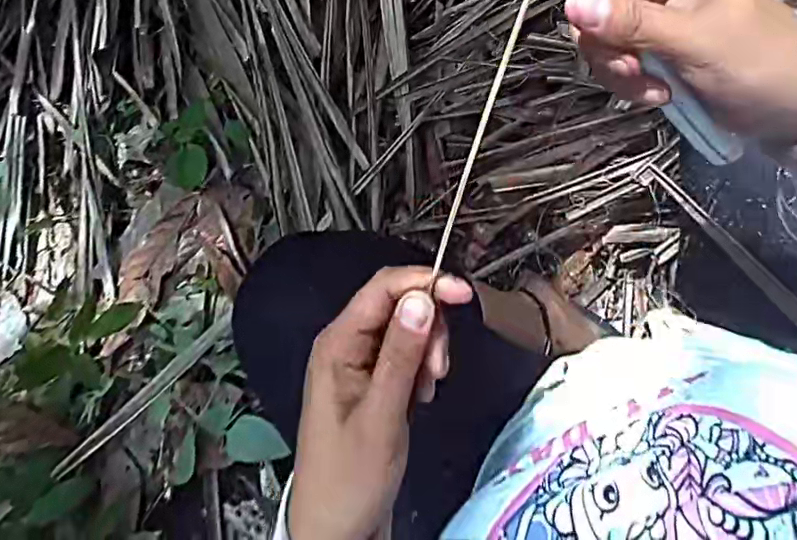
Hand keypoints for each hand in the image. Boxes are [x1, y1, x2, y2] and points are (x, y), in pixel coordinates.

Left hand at [289, 267, 475, 539]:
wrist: (334, 535)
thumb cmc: (348, 482)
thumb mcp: (381, 417)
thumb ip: (402, 354)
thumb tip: (422, 298)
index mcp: (337, 343)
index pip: (383, 287)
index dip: (425, 282)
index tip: (462, 293)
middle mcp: (346, 344)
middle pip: (398, 304)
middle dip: (429, 326)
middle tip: (439, 367)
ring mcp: (358, 361)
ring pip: (406, 327)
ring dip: (427, 349)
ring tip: (427, 388)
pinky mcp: (372, 379)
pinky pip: (405, 352)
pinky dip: (421, 366)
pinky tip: (420, 395)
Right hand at [502, 0, 796, 145]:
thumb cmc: (767, 61)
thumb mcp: (699, 40)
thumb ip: (633, 21)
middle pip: (585, 4)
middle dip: (596, 40)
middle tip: (630, 66)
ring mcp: (653, 28)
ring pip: (598, 41)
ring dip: (615, 70)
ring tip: (658, 88)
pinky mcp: (657, 58)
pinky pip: (618, 67)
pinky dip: (630, 85)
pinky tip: (664, 96)